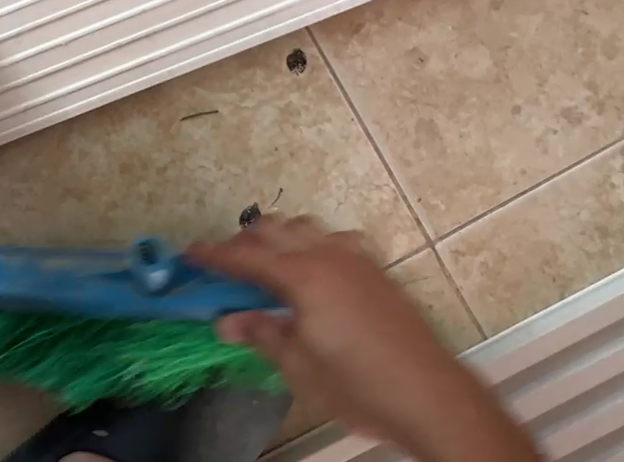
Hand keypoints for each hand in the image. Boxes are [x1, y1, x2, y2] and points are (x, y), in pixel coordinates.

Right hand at [189, 217, 541, 461]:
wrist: (434, 397)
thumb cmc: (360, 384)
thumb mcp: (300, 365)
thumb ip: (261, 333)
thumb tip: (224, 321)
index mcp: (300, 276)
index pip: (244, 257)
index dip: (213, 254)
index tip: (189, 252)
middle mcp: (324, 255)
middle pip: (271, 231)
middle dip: (242, 242)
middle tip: (224, 265)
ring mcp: (354, 258)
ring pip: (303, 226)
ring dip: (278, 236)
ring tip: (267, 260)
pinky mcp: (376, 268)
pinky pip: (336, 238)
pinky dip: (315, 242)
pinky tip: (317, 263)